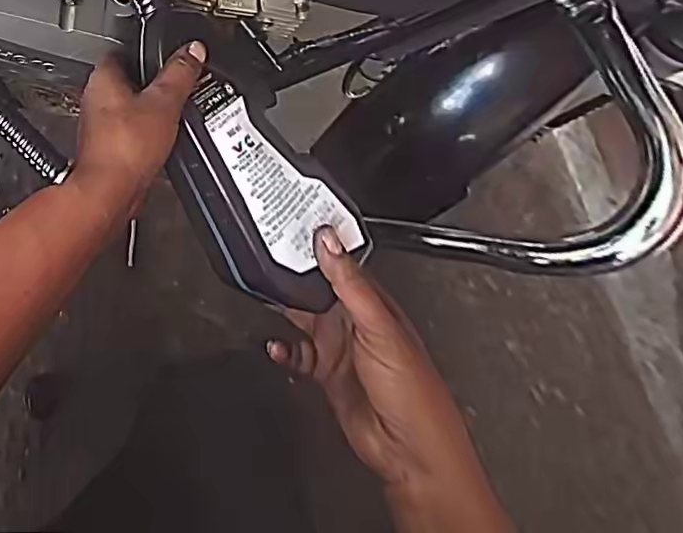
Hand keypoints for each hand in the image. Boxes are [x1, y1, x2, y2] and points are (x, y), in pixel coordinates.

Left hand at [67, 43, 205, 212]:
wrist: (111, 192)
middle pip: (129, 79)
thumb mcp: (164, 103)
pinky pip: (130, 129)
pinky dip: (146, 131)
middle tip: (175, 85)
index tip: (166, 54)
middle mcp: (95, 98)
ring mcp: (99, 123)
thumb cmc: (124, 149)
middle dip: (153, 82)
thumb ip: (180, 74)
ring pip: (129, 105)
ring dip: (150, 108)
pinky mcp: (108, 145)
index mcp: (103, 78)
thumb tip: (192, 51)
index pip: (123, 50)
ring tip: (172, 112)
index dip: (147, 50)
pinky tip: (161, 138)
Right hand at [270, 229, 513, 532]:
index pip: (338, 262)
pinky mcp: (326, 372)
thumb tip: (329, 239)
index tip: (289, 227)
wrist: (413, 456)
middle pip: (314, 289)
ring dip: (283, 313)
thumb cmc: (416, 393)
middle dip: (291, 278)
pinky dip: (283, 348)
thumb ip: (349, 282)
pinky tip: (277, 346)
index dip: (316, 245)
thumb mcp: (379, 327)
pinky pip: (296, 352)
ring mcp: (339, 346)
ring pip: (301, 318)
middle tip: (267, 265)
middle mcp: (354, 320)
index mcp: (372, 302)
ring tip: (266, 304)